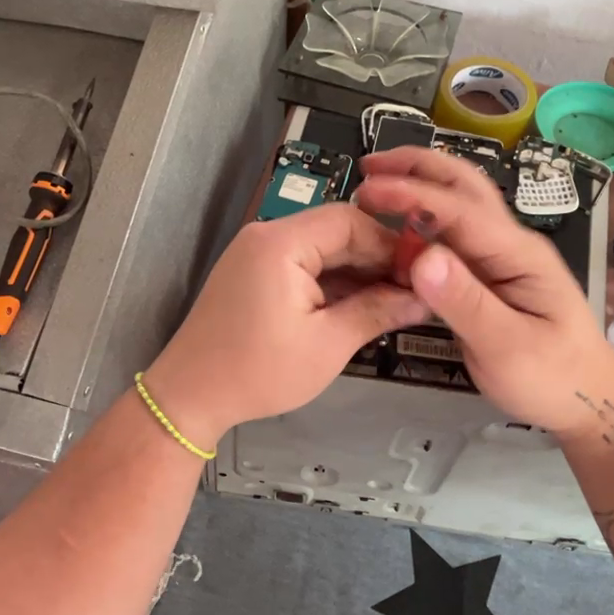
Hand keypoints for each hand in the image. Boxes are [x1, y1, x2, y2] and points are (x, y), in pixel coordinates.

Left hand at [142, 203, 428, 447]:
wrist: (191, 395)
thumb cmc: (256, 372)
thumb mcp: (327, 344)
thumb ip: (376, 311)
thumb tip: (421, 297)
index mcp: (280, 243)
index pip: (350, 219)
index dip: (390, 242)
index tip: (422, 269)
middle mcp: (266, 235)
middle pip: (335, 230)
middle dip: (376, 258)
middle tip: (415, 287)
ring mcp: (256, 253)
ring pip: (321, 248)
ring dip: (356, 271)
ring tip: (394, 299)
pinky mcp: (254, 272)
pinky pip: (302, 264)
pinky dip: (331, 281)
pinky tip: (360, 303)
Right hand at [351, 146, 613, 433]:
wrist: (587, 401)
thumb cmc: (553, 378)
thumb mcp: (508, 348)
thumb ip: (465, 302)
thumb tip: (422, 257)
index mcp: (518, 253)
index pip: (459, 210)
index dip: (412, 195)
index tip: (368, 189)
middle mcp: (507, 243)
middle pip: (463, 186)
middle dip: (416, 167)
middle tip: (368, 166)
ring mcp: (498, 256)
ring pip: (455, 205)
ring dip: (417, 185)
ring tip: (374, 187)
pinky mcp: (486, 274)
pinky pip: (449, 236)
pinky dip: (418, 219)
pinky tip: (394, 228)